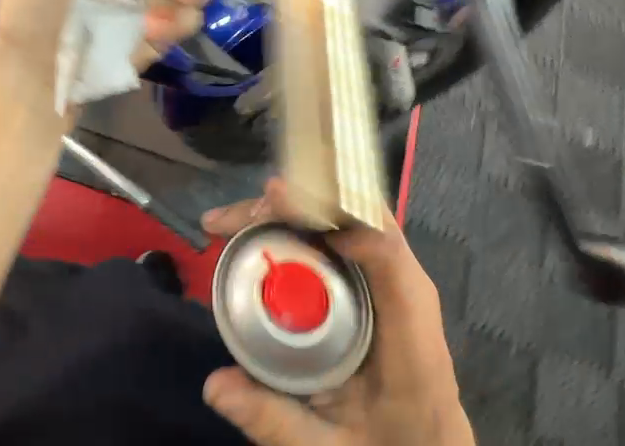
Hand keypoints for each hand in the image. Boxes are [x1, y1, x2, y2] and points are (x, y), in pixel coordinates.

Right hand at [200, 180, 474, 445]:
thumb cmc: (392, 445)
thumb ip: (277, 420)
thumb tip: (213, 384)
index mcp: (411, 336)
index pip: (387, 254)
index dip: (337, 215)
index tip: (279, 205)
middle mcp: (406, 293)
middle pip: (358, 219)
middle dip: (292, 202)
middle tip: (232, 219)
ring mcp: (392, 281)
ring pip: (346, 218)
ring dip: (289, 207)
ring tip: (229, 222)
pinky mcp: (375, 281)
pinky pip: (339, 234)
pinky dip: (296, 222)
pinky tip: (253, 230)